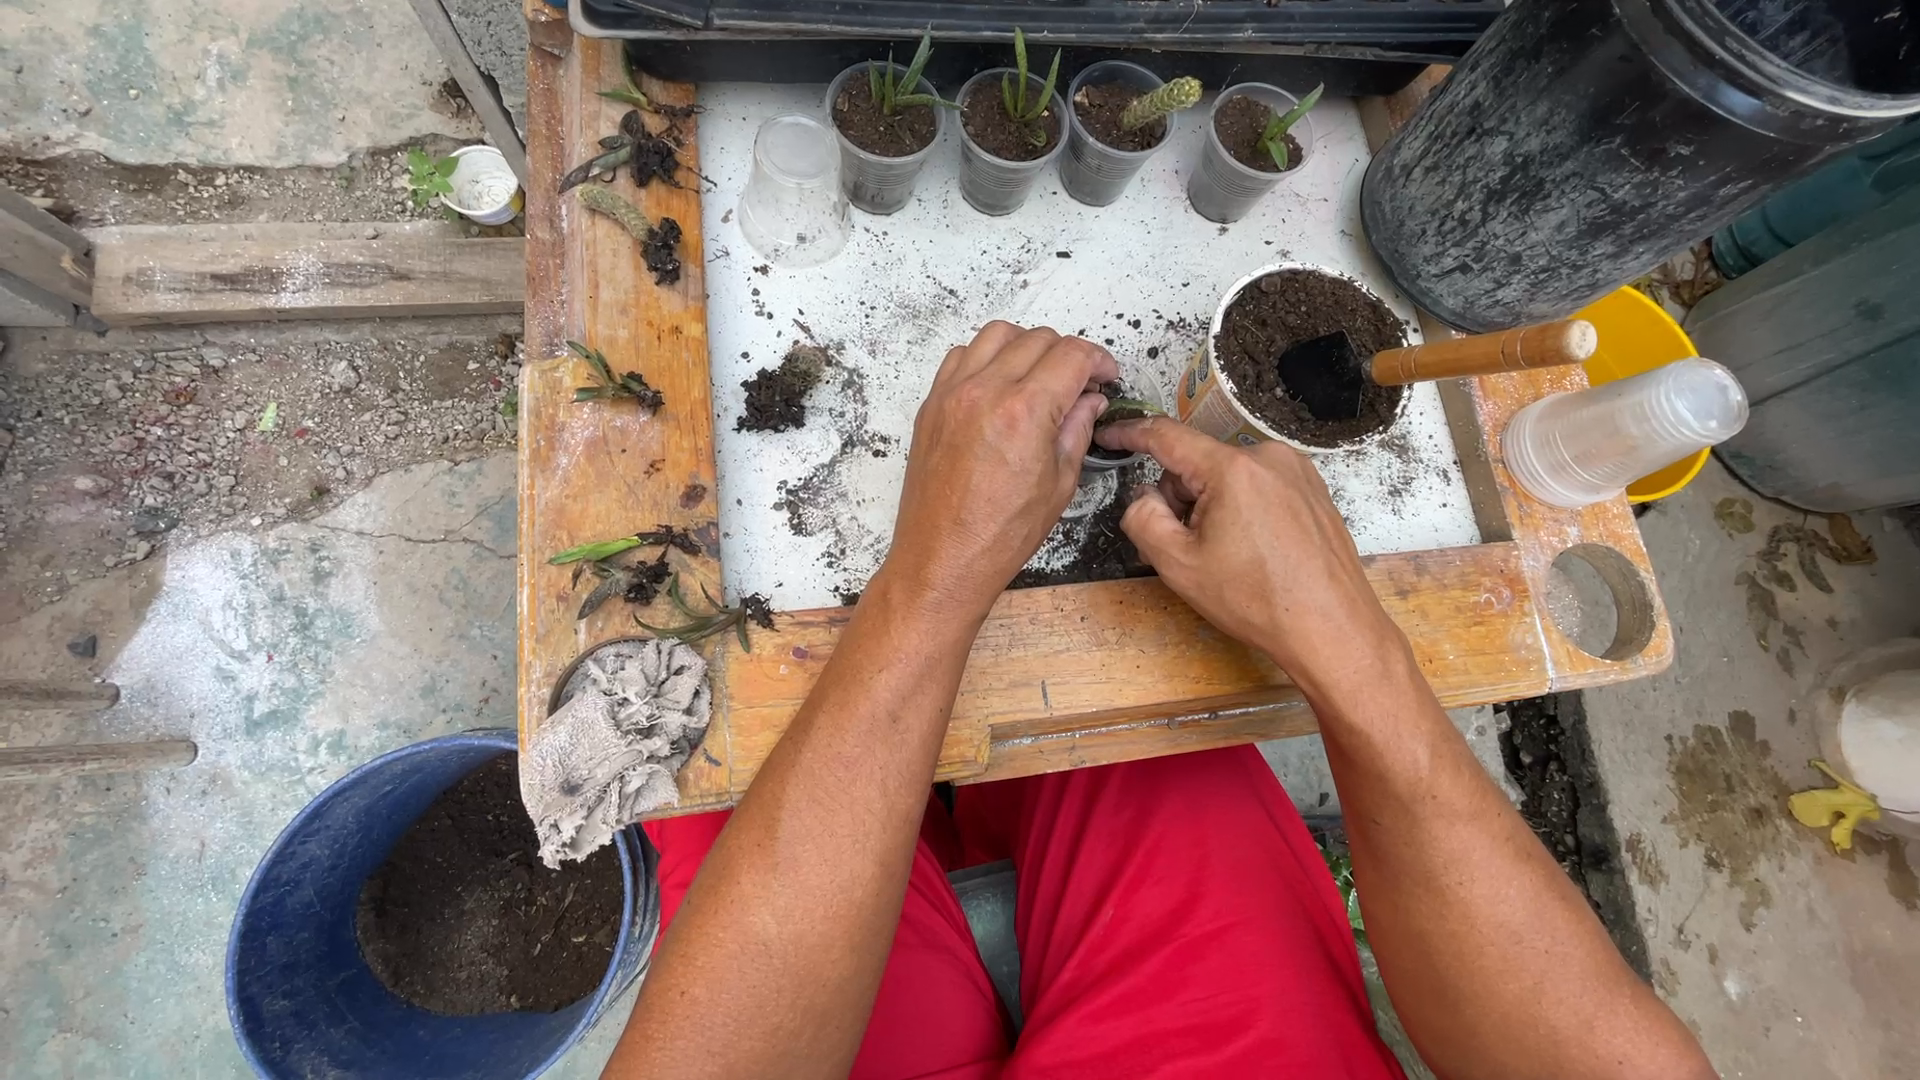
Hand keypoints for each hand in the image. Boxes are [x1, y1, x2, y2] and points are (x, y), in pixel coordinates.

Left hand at [881, 322, 1117, 620]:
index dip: (1098, 360)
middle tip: (1079, 384)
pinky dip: (986, 358)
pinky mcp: (931, 406)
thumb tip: (1090, 400)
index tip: (1105, 375)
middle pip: (1038, 338)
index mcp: (1024, 411)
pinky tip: (999, 385)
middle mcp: (984, 392)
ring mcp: (952, 395)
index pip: (1072, 355)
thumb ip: (1077, 430)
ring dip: (1026, 347)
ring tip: (1039, 378)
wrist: (942, 560)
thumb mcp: (1058, 485)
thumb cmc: (998, 536)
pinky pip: (961, 356)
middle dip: (1067, 355)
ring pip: (997, 335)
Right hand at [1094, 417, 1402, 691]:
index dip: (1130, 433)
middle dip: (1179, 499)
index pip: (1166, 436)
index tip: (1107, 436)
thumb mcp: (1178, 565)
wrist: (1332, 629)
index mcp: (1232, 469)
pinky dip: (1239, 510)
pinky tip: (1250, 550)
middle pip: (1197, 464)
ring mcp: (1295, 471)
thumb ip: (1142, 519)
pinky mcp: (1312, 490)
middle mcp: (1267, 457)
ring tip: (1224, 556)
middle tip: (1185, 549)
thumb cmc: (1255, 599)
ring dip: (1209, 507)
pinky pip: (1256, 486)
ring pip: (1226, 477)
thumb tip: (1142, 497)